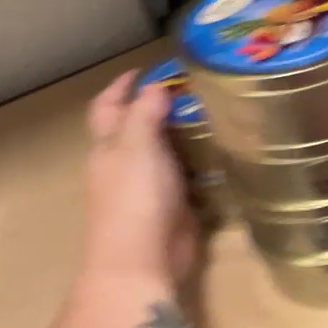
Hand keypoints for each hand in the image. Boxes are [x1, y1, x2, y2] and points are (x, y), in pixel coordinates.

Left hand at [82, 70, 197, 285]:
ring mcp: (148, 188)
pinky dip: (198, 167)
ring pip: (162, 154)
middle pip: (134, 129)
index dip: (122, 87)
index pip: (109, 107)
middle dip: (152, 109)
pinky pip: (185, 180)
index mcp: (108, 147)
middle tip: (188, 92)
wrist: (142, 258)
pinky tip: (219, 159)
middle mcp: (124, 164)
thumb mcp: (138, 146)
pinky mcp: (172, 209)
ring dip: (180, 138)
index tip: (145, 69)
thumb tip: (156, 86)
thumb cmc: (135, 198)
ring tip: (210, 119)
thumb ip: (146, 114)